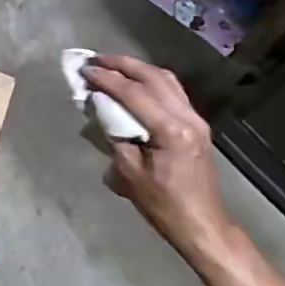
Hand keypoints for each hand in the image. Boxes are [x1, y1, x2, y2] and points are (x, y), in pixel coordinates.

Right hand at [84, 55, 238, 266]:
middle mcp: (188, 119)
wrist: (202, 224)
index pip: (133, 92)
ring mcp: (196, 120)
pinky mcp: (196, 125)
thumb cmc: (162, 203)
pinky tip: (132, 83)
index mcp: (172, 131)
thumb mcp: (128, 171)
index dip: (105, 78)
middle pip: (153, 77)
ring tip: (110, 66)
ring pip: (165, 79)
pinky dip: (149, 80)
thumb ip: (114, 132)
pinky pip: (171, 91)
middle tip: (93, 60)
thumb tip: (99, 105)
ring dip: (136, 68)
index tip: (82, 70)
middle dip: (121, 64)